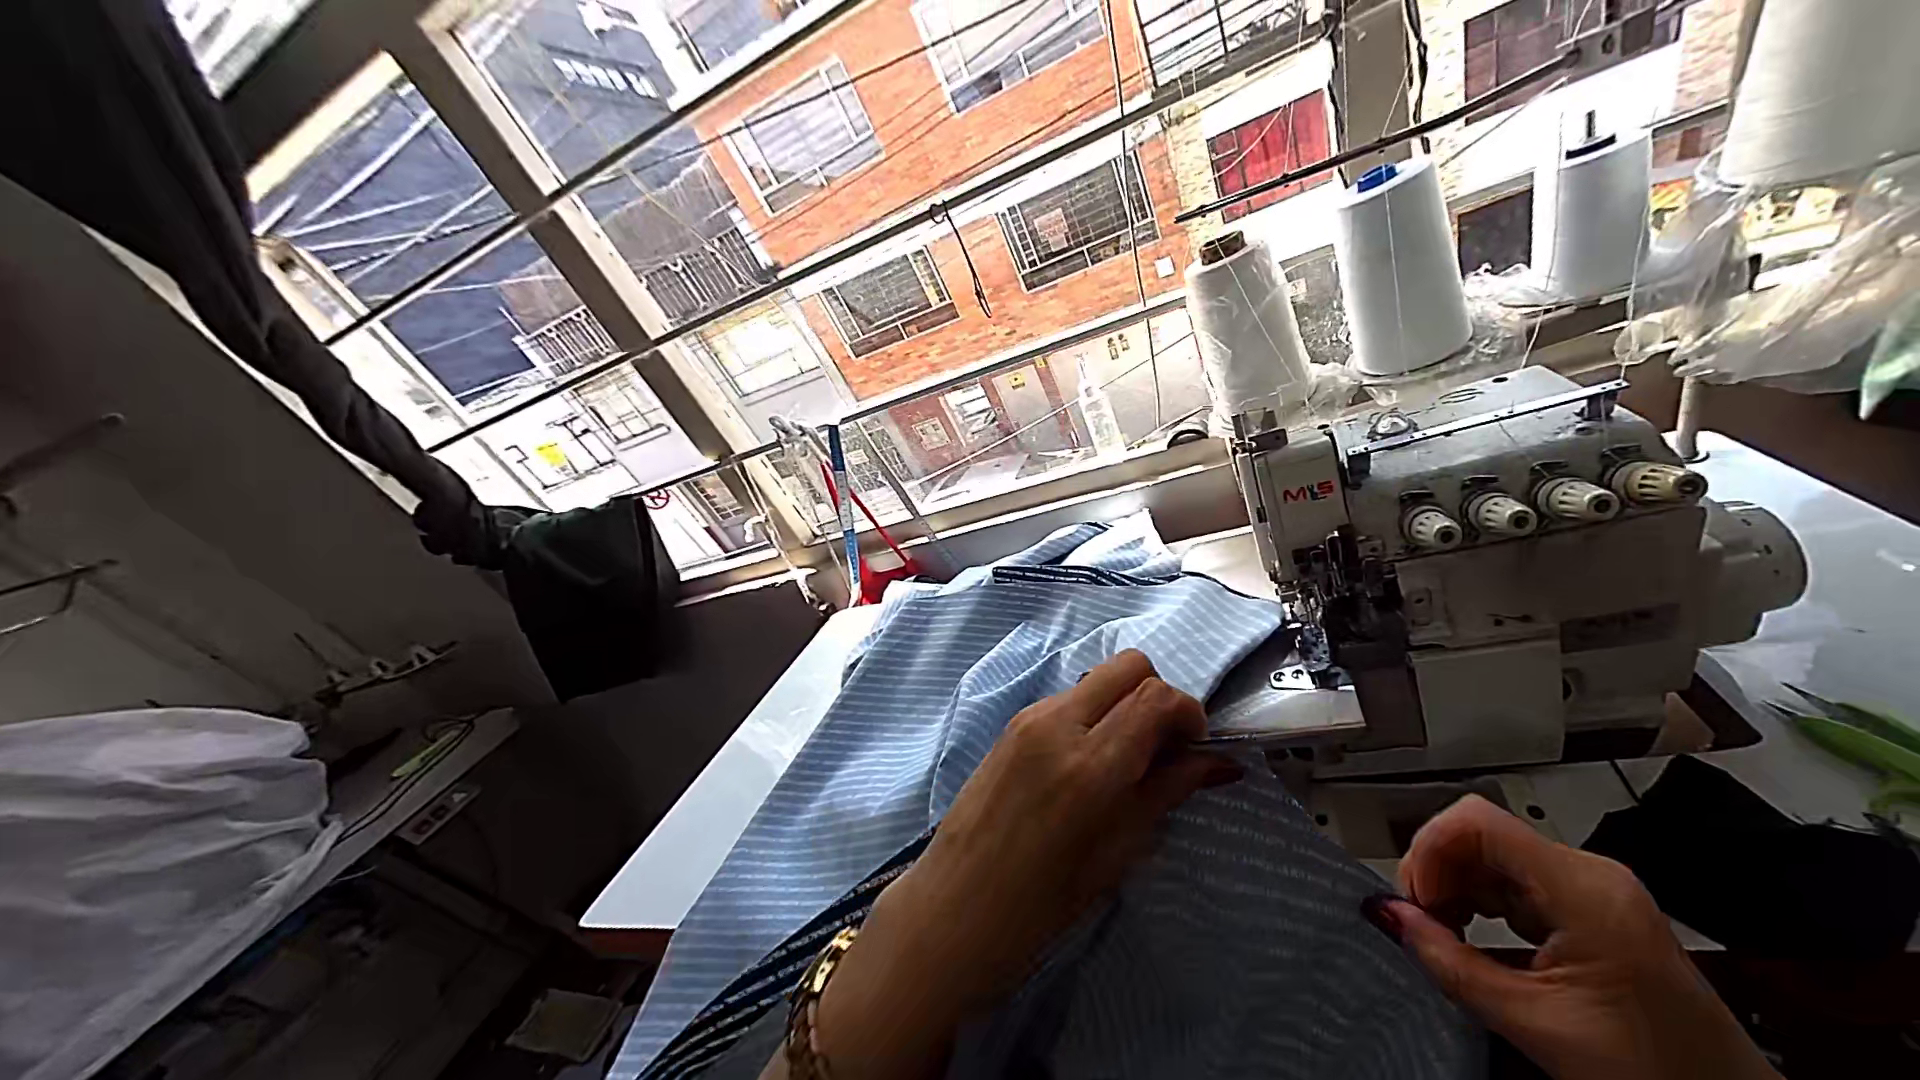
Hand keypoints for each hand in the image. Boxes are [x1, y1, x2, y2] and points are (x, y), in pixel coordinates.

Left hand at [812, 649, 1239, 1079]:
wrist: (954, 908)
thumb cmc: (1043, 902)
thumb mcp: (1119, 851)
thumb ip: (1167, 790)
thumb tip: (1220, 762)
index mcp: (1090, 764)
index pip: (1156, 697)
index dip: (1189, 714)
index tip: (1195, 749)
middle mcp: (1057, 724)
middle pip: (1129, 665)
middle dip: (1159, 694)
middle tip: (1165, 745)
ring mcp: (1028, 718)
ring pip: (1096, 678)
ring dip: (1124, 702)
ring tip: (1128, 758)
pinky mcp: (1010, 724)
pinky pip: (1067, 699)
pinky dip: (1094, 713)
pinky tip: (1090, 761)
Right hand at [1367, 795, 1778, 1079]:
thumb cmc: (1653, 1074)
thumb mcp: (1533, 1022)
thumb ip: (1448, 961)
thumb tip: (1387, 913)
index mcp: (1586, 890)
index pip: (1475, 821)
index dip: (1428, 848)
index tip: (1413, 897)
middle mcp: (1590, 874)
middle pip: (1478, 836)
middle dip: (1436, 873)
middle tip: (1421, 923)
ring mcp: (1593, 887)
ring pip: (1489, 855)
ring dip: (1454, 889)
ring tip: (1444, 935)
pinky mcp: (1590, 905)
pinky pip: (1512, 879)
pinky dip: (1479, 901)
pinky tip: (1471, 936)